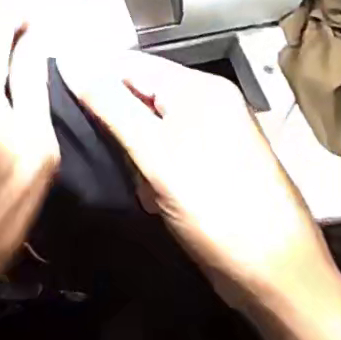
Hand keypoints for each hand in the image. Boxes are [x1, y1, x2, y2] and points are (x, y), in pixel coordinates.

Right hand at [58, 49, 326, 306]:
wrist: (278, 277)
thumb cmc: (215, 207)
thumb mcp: (155, 154)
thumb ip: (111, 106)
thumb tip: (73, 62)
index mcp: (199, 86)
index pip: (131, 64)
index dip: (95, 80)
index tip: (61, 104)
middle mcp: (209, 101)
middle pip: (141, 95)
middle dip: (119, 125)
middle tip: (107, 156)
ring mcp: (215, 134)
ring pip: (151, 128)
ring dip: (136, 155)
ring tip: (139, 186)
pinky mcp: (215, 166)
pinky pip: (168, 153)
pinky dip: (154, 172)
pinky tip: (155, 199)